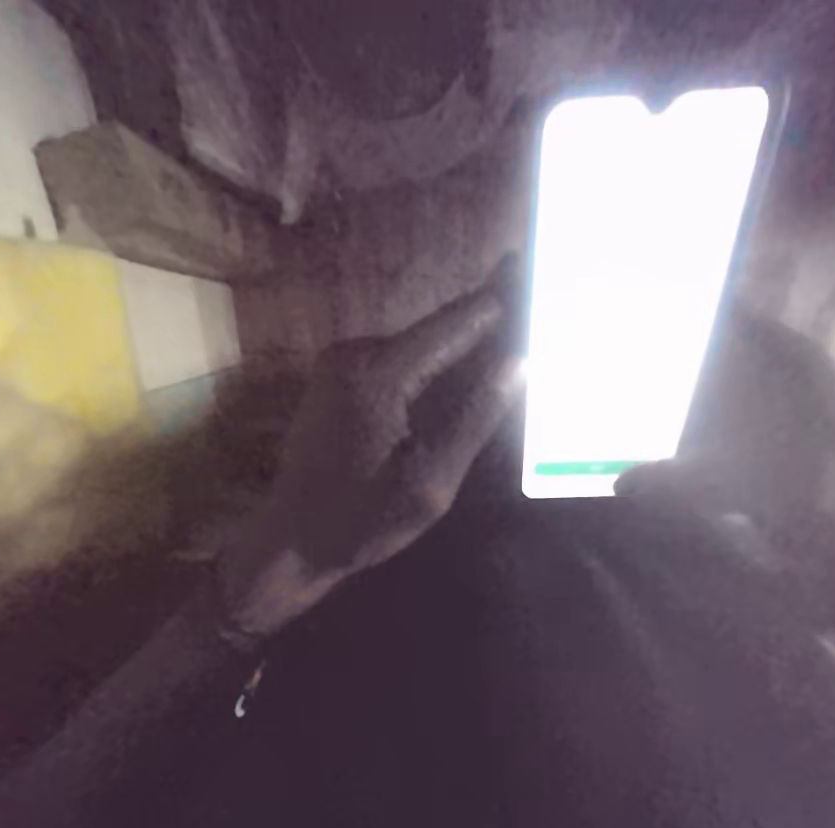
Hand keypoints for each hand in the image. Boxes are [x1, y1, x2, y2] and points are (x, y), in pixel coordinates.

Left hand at [216, 266, 519, 639]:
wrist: (293, 539)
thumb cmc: (363, 520)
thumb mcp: (430, 481)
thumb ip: (474, 418)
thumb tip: (519, 361)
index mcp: (380, 372)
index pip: (459, 321)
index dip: (504, 302)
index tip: (541, 281)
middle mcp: (356, 352)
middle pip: (439, 331)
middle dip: (486, 333)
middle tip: (534, 331)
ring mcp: (341, 363)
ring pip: (420, 348)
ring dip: (459, 357)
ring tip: (505, 362)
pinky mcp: (338, 380)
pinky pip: (399, 364)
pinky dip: (431, 373)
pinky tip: (458, 389)